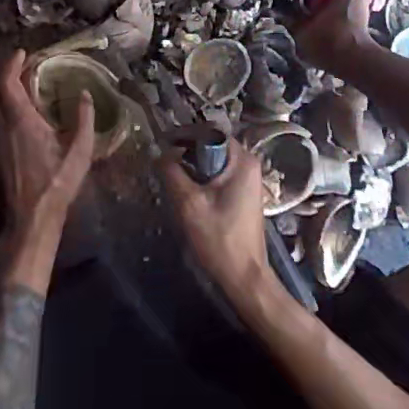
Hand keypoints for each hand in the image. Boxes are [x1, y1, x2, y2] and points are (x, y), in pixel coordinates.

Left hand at [0, 50, 93, 291]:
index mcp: (20, 120)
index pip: (5, 82)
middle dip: (3, 73)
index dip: (11, 63)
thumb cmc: (56, 183)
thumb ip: (84, 120)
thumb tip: (85, 95)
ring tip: (16, 86)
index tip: (22, 53)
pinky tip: (12, 113)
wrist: (30, 218)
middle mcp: (0, 125)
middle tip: (21, 67)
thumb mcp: (80, 151)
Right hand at [161, 137, 275, 301]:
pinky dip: (203, 176)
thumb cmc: (220, 239)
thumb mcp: (189, 204)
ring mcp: (249, 179)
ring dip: (194, 164)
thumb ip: (172, 173)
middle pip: (213, 144)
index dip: (185, 134)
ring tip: (173, 175)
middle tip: (164, 160)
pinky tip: (189, 190)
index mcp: (242, 160)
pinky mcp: (245, 193)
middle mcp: (249, 163)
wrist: (245, 277)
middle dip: (187, 149)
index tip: (163, 142)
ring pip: (215, 160)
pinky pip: (220, 173)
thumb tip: (159, 154)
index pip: (209, 131)